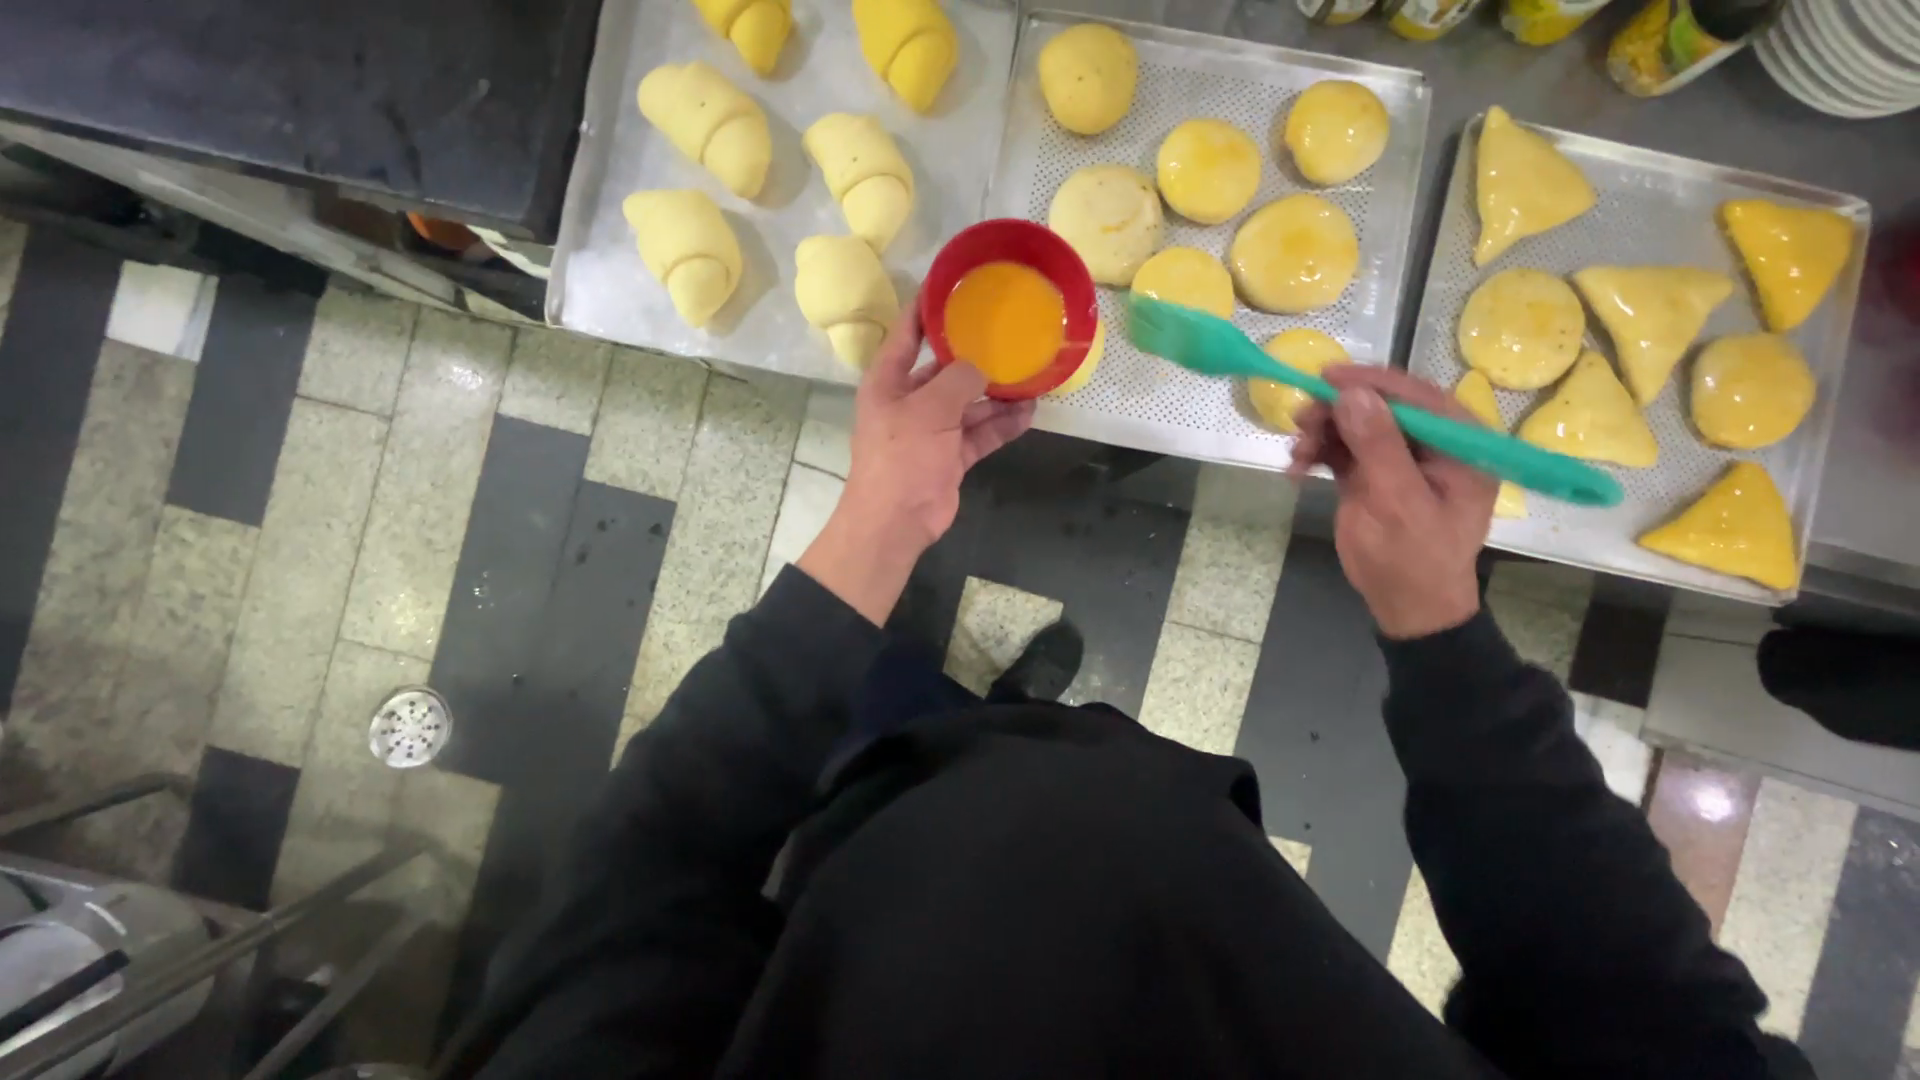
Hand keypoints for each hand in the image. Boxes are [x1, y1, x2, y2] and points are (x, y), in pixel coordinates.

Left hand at [798, 307, 1033, 623]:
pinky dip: (1002, 425)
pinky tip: (1029, 413)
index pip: (908, 332)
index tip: (957, 284)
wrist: (895, 521)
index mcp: (889, 380)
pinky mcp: (950, 457)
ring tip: (1032, 377)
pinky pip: (980, 433)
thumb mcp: (929, 409)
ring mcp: (932, 430)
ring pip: (969, 403)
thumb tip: (981, 366)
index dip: (930, 307)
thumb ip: (958, 380)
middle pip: (946, 370)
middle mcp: (909, 400)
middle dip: (977, 357)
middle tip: (1012, 336)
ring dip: (997, 394)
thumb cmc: (902, 457)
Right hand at [1290, 365, 1495, 639]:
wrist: (1405, 606)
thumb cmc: (1413, 560)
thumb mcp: (1398, 503)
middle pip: (1381, 407)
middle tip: (1300, 422)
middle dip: (1337, 411)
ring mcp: (1400, 459)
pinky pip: (1342, 449)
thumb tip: (1352, 394)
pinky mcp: (1373, 475)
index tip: (1327, 377)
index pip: (1419, 397)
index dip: (1372, 382)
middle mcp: (1433, 445)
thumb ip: (1378, 446)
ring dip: (1321, 433)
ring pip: (1356, 425)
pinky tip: (1296, 470)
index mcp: (1460, 446)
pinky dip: (1317, 453)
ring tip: (1295, 455)